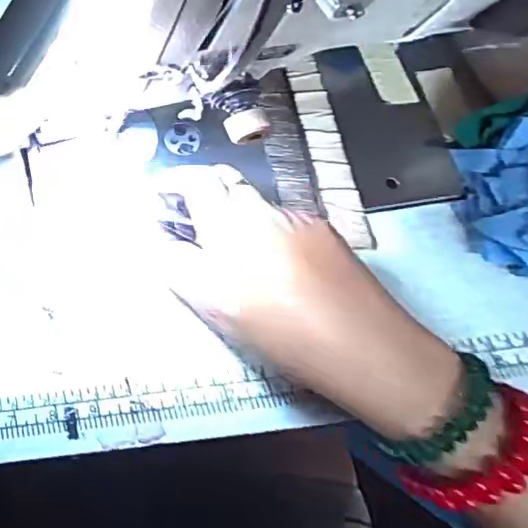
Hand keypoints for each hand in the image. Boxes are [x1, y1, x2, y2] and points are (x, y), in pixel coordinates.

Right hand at [155, 165, 463, 436]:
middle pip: (224, 186)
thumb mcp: (215, 306)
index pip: (191, 180)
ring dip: (237, 219)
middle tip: (191, 224)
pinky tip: (279, 271)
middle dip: (202, 197)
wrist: (368, 347)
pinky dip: (269, 234)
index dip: (171, 182)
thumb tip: (159, 240)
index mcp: (229, 224)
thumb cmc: (285, 333)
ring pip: (254, 206)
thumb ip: (177, 265)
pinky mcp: (324, 231)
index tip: (160, 194)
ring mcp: (296, 217)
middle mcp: (262, 210)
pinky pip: (284, 221)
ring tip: (239, 261)